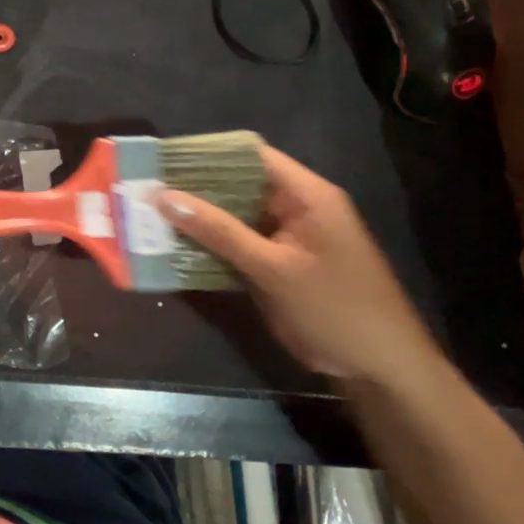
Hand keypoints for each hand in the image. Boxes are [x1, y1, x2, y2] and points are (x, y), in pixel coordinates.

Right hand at [158, 145, 440, 385]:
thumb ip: (218, 230)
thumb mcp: (274, 268)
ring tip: (145, 211)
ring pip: (229, 215)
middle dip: (191, 185)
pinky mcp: (274, 263)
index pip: (250, 156)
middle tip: (142, 185)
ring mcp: (283, 237)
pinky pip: (232, 243)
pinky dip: (204, 242)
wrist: (380, 370)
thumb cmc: (336, 309)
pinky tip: (168, 244)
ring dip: (193, 215)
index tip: (161, 157)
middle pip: (235, 183)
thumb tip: (162, 194)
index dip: (206, 152)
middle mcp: (293, 208)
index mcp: (306, 196)